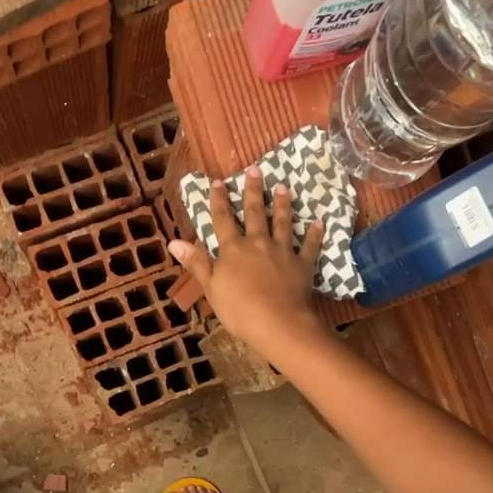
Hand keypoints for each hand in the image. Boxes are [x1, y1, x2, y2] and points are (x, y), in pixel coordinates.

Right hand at [170, 166, 327, 349]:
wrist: (276, 322)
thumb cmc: (238, 309)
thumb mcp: (211, 288)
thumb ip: (197, 263)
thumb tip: (174, 242)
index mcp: (233, 249)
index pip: (223, 219)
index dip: (219, 200)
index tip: (218, 182)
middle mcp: (258, 243)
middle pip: (254, 213)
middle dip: (253, 191)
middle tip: (254, 169)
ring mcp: (282, 252)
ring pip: (282, 223)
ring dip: (282, 205)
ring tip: (283, 188)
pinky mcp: (302, 265)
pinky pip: (309, 246)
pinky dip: (314, 234)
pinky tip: (318, 222)